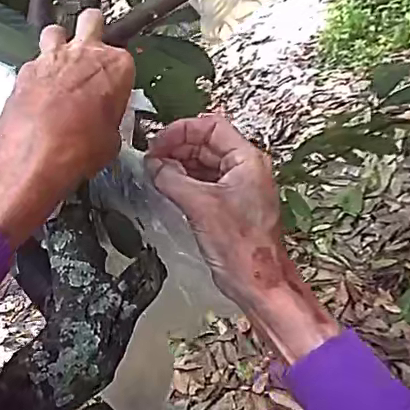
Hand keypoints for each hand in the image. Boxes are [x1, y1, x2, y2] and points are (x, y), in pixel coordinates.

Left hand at [0, 7, 134, 242]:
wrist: (35, 152)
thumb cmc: (78, 146)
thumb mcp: (111, 142)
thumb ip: (109, 122)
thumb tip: (104, 128)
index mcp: (115, 65)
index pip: (123, 60)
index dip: (117, 78)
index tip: (113, 93)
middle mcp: (84, 52)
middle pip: (92, 21)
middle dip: (92, 30)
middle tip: (91, 50)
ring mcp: (51, 57)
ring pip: (56, 31)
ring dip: (59, 45)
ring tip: (61, 67)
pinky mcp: (24, 70)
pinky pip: (33, 63)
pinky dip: (36, 75)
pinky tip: (38, 94)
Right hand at [147, 115, 337, 362]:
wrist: (258, 282)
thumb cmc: (244, 248)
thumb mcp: (200, 205)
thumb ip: (172, 179)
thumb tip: (154, 165)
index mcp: (247, 160)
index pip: (211, 126)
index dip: (181, 130)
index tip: (158, 142)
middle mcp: (245, 170)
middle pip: (205, 143)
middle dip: (176, 147)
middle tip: (152, 158)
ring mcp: (237, 188)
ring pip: (202, 163)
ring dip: (178, 164)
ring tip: (155, 172)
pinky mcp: (228, 206)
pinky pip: (203, 183)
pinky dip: (183, 181)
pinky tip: (167, 186)